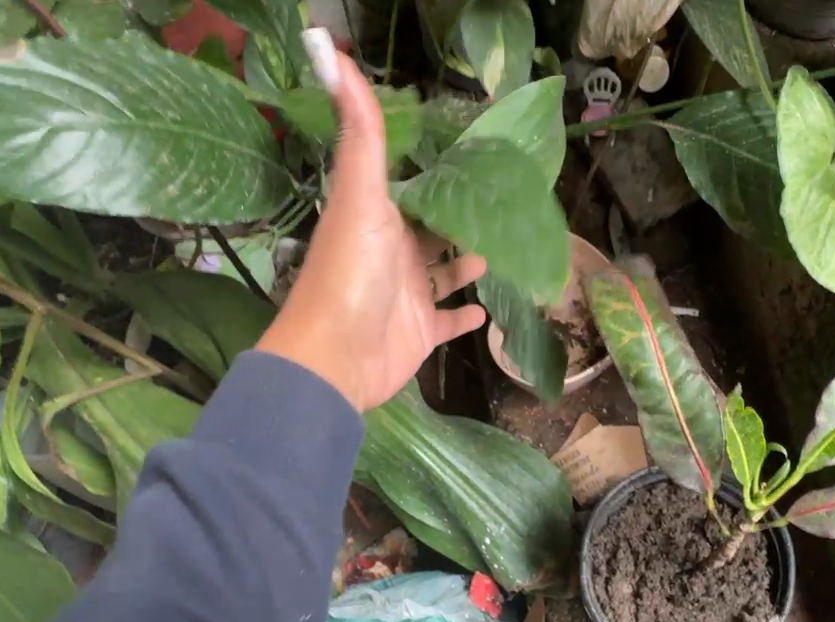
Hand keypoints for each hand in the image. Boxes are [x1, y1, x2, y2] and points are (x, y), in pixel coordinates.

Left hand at [255, 31, 486, 411]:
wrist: (337, 356)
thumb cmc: (350, 273)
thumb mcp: (359, 195)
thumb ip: (361, 133)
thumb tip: (331, 52)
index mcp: (378, 219)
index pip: (410, 191)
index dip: (435, 176)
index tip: (471, 160)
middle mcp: (393, 254)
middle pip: (432, 231)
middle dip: (460, 219)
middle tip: (503, 205)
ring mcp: (409, 296)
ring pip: (445, 274)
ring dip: (469, 264)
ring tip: (502, 249)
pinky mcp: (422, 334)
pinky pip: (449, 322)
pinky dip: (468, 316)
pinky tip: (488, 310)